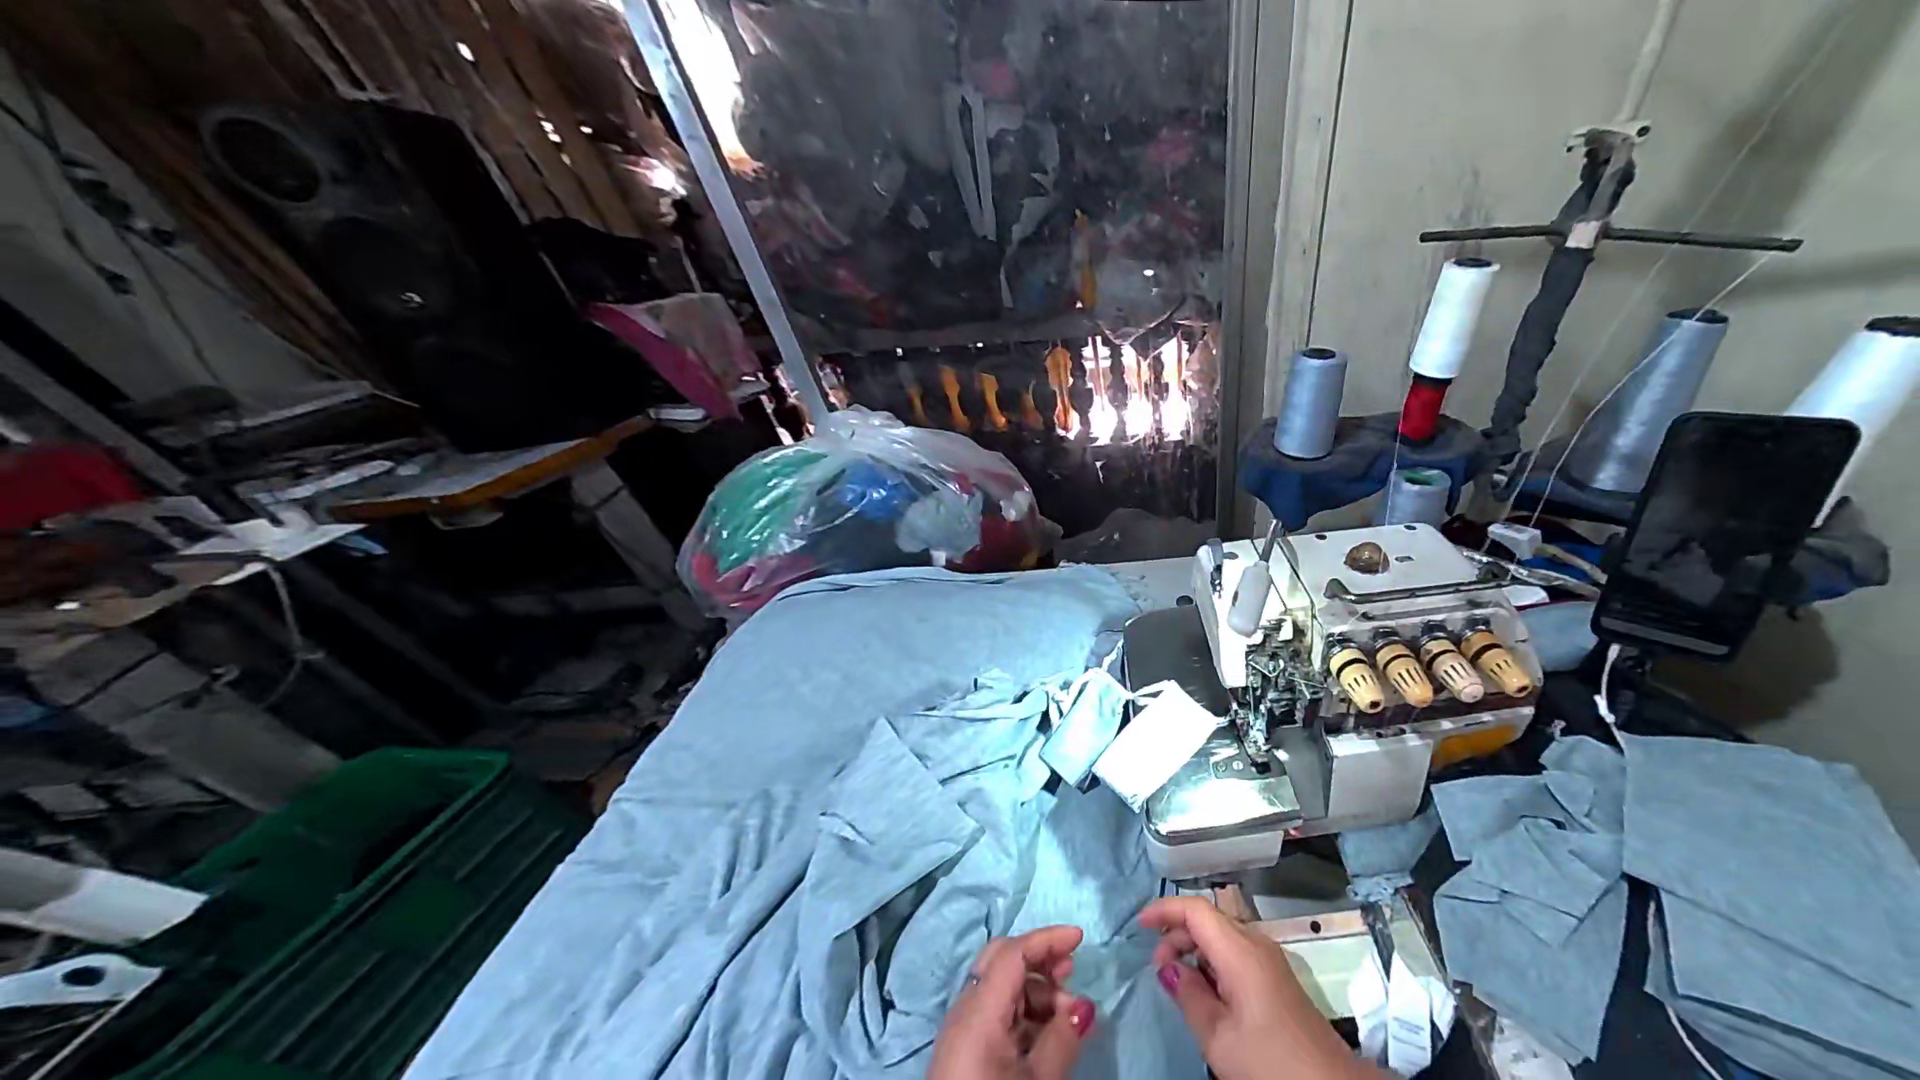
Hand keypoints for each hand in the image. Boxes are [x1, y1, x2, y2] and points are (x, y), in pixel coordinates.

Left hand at [928, 926, 1096, 1079]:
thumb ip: (1062, 1039)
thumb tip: (1083, 1005)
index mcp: (978, 1010)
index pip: (1012, 953)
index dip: (1047, 939)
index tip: (1080, 938)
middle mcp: (964, 1009)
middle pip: (1001, 961)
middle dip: (1039, 959)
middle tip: (1072, 971)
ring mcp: (961, 1029)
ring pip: (999, 987)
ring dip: (1035, 990)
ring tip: (1067, 1015)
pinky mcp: (964, 1049)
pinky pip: (996, 1012)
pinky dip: (1023, 1012)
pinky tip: (1047, 1033)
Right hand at [1140, 897, 1385, 1079]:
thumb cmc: (1270, 1062)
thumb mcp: (1218, 1037)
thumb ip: (1187, 994)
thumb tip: (1169, 968)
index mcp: (1240, 951)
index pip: (1195, 908)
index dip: (1163, 910)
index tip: (1139, 926)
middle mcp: (1257, 944)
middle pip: (1208, 919)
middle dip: (1176, 933)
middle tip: (1158, 968)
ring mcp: (1270, 960)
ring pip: (1221, 935)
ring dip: (1194, 948)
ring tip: (1178, 981)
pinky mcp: (1277, 977)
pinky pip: (1236, 952)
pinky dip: (1212, 961)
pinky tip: (1205, 991)